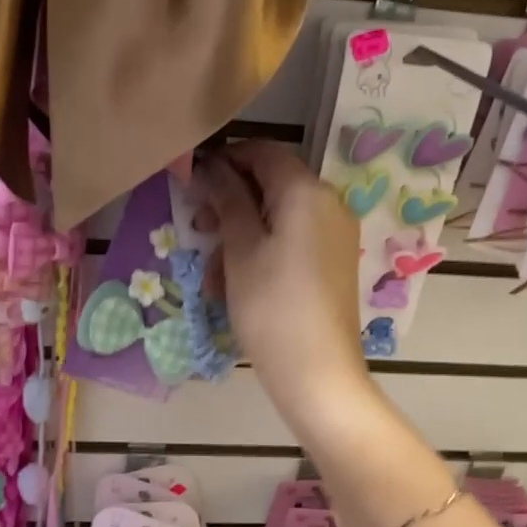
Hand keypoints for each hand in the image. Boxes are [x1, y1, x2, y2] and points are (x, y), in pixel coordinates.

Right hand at [196, 141, 369, 413]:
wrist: (318, 374)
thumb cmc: (272, 306)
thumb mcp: (240, 250)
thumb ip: (226, 199)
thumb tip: (210, 165)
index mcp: (308, 192)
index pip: (264, 152)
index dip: (226, 158)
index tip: (191, 178)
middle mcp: (329, 204)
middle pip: (272, 184)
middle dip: (230, 201)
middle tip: (197, 226)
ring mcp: (335, 235)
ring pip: (278, 217)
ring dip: (240, 232)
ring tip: (212, 270)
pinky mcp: (333, 263)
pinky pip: (292, 241)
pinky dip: (261, 251)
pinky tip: (234, 283)